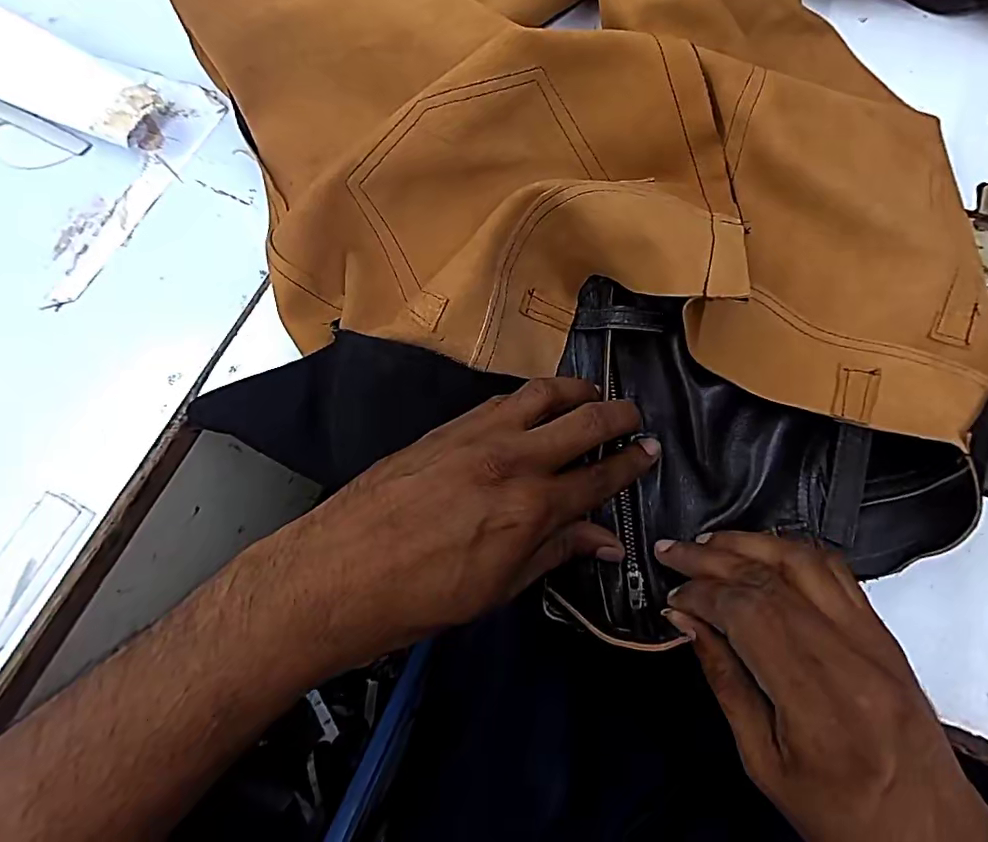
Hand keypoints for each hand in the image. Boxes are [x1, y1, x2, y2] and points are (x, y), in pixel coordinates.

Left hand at [272, 377, 657, 670]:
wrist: (338, 573)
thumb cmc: (420, 596)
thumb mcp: (499, 586)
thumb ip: (556, 551)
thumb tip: (604, 541)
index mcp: (533, 507)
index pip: (600, 477)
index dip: (631, 463)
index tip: (649, 452)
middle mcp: (514, 459)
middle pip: (584, 421)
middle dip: (618, 414)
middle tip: (633, 415)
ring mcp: (480, 435)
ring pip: (544, 394)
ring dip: (576, 389)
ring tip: (592, 393)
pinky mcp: (450, 427)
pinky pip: (504, 400)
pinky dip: (532, 398)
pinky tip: (535, 406)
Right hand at [655, 532, 987, 841]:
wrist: (930, 832)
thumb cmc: (851, 817)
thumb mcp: (766, 765)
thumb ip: (726, 683)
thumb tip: (691, 625)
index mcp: (820, 705)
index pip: (748, 614)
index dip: (702, 595)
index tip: (675, 597)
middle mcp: (852, 660)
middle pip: (770, 579)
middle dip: (711, 558)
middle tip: (676, 553)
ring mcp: (872, 638)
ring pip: (803, 559)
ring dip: (749, 543)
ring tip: (711, 542)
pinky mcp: (882, 630)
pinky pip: (835, 568)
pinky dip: (791, 549)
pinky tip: (765, 548)